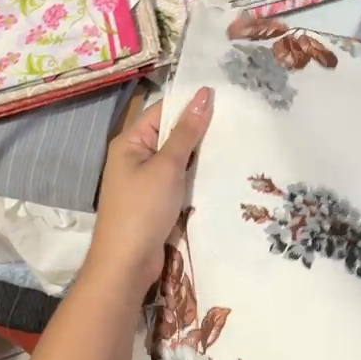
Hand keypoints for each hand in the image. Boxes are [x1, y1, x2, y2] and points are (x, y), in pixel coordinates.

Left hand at [86, 88, 213, 296]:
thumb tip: (204, 94)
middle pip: (169, 133)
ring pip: (176, 158)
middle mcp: (134, 156)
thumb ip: (187, 132)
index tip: (223, 97)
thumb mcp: (167, 166)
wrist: (126, 265)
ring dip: (199, 154)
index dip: (189, 103)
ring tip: (233, 141)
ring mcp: (144, 180)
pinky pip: (177, 178)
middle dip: (198, 129)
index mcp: (130, 142)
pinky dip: (194, 175)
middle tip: (234, 119)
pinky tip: (219, 171)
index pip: (162, 111)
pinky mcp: (154, 200)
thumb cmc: (142, 210)